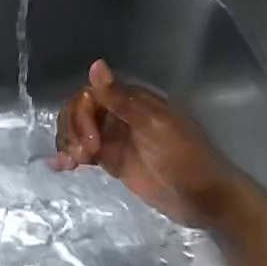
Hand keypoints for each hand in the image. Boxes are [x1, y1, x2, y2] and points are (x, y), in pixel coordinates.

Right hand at [51, 59, 237, 227]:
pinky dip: (69, 156)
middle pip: (78, 111)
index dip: (81, 114)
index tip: (90, 141)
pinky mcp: (111, 159)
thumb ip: (120, 99)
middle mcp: (117, 114)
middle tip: (82, 155)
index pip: (89, 95)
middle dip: (73, 130)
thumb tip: (96, 63)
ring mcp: (113, 137)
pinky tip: (59, 165)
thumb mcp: (153, 127)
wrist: (207, 202)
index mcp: (130, 101)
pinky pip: (83, 151)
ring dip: (68, 142)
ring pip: (76, 129)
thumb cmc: (185, 159)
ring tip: (71, 163)